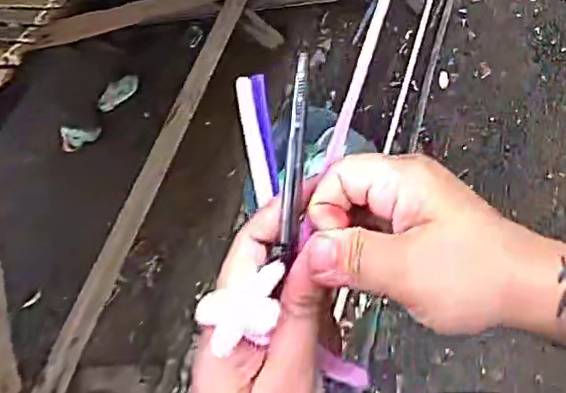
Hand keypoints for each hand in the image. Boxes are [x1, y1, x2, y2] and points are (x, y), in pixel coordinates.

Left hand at [190, 197, 327, 392]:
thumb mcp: (287, 373)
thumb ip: (299, 308)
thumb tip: (312, 249)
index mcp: (225, 323)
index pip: (250, 244)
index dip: (283, 211)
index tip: (316, 193)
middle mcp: (230, 323)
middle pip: (269, 260)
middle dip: (308, 253)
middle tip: (339, 249)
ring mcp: (246, 336)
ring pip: (284, 285)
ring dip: (313, 290)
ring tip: (332, 316)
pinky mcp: (261, 349)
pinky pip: (290, 312)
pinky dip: (313, 315)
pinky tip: (325, 337)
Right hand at [301, 153, 542, 335]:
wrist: (521, 285)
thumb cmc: (479, 271)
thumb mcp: (407, 269)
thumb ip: (354, 257)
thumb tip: (312, 251)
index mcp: (403, 176)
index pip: (338, 174)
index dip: (319, 210)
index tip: (313, 251)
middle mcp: (405, 181)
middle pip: (344, 191)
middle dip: (326, 227)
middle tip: (317, 269)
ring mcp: (410, 202)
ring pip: (357, 212)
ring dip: (342, 242)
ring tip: (336, 278)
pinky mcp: (415, 223)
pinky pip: (374, 228)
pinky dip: (360, 250)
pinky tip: (356, 276)